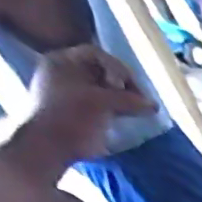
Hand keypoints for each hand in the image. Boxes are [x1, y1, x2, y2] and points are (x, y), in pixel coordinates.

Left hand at [21, 46, 155, 162]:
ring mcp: (68, 93)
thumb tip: (153, 105)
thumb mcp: (102, 102)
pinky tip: (125, 118)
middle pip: (100, 71)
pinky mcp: (75, 112)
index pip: (97, 55)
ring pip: (101, 89)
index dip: (119, 69)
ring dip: (121, 99)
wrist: (47, 146)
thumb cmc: (71, 116)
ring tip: (135, 111)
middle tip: (138, 100)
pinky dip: (114, 109)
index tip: (133, 88)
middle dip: (123, 85)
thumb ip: (130, 100)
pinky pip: (99, 104)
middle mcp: (64, 72)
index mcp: (63, 61)